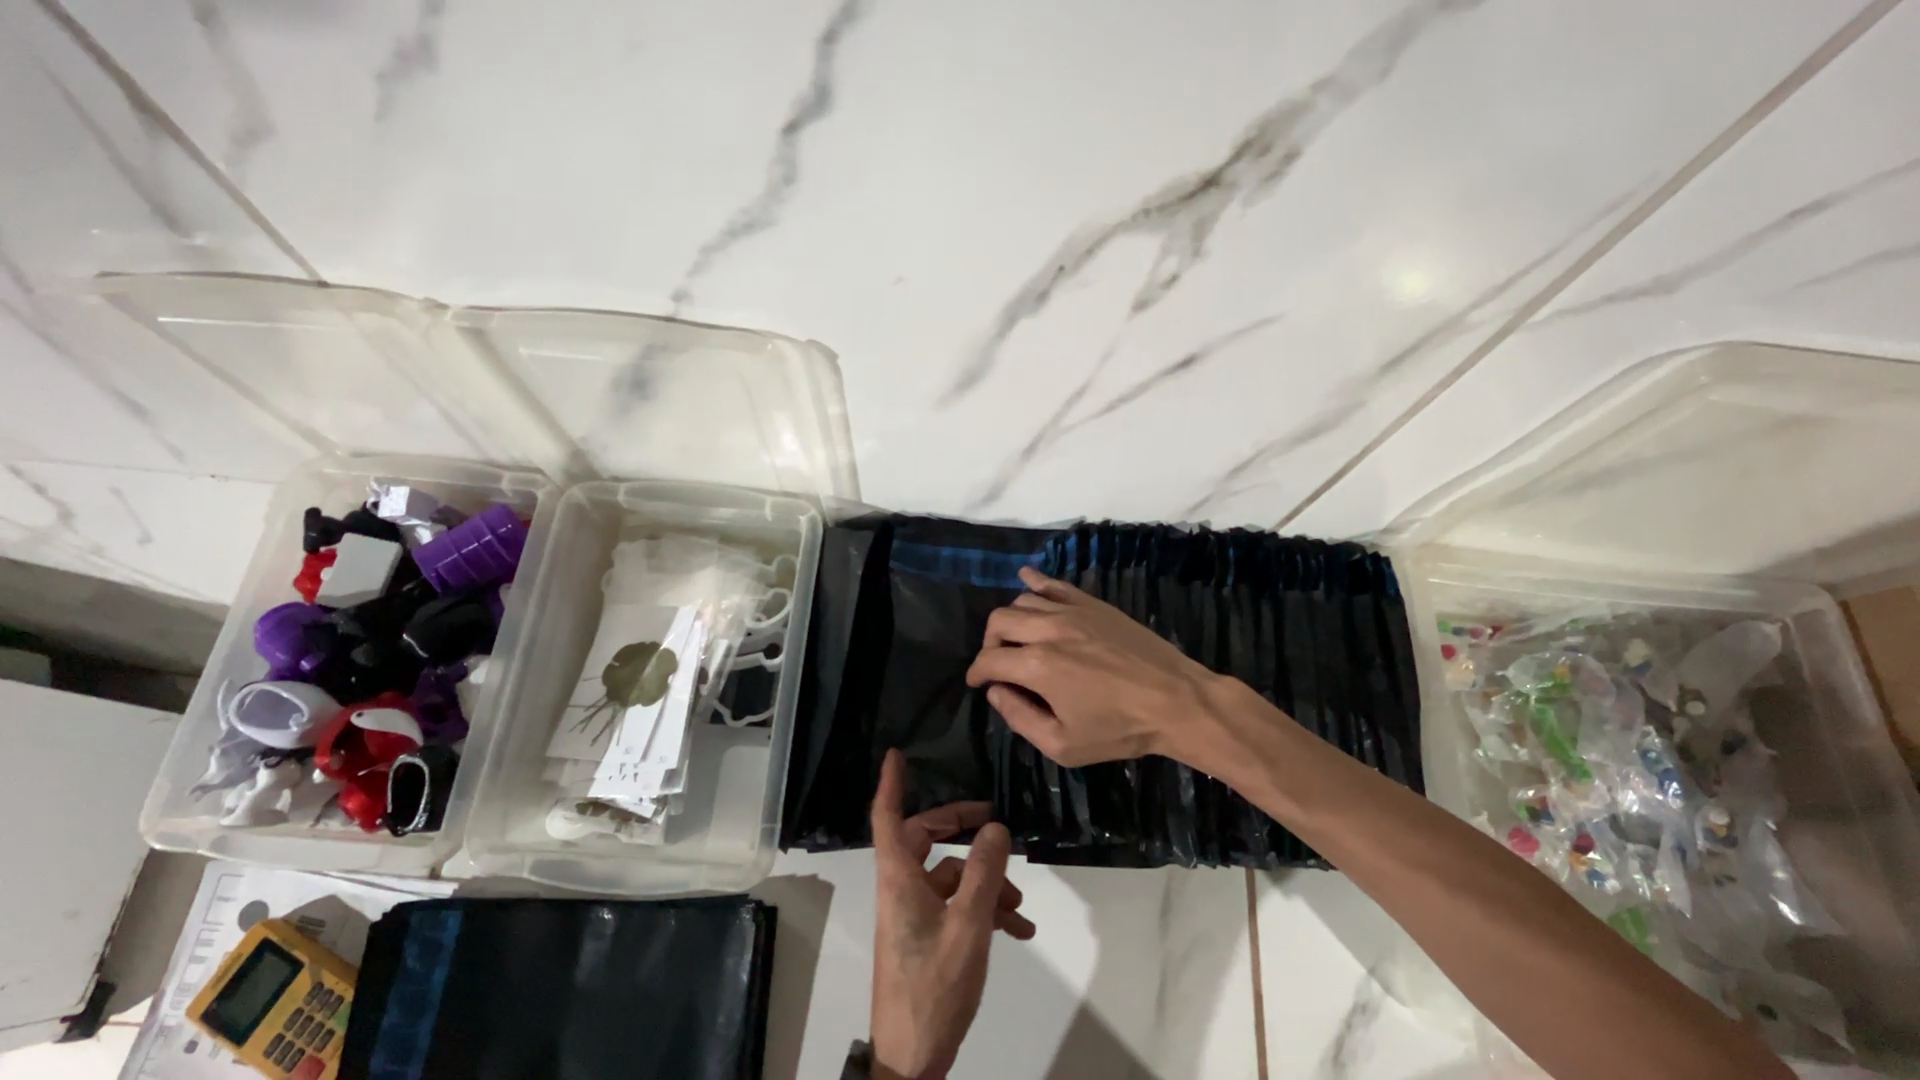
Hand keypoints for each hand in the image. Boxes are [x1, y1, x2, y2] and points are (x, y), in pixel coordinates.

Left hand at [870, 750, 1032, 1078]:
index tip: (898, 755)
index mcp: (899, 879)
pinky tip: (1020, 930)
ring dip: (987, 882)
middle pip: (926, 841)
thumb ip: (985, 874)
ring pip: (950, 878)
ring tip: (1021, 906)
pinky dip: (986, 911)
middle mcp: (902, 890)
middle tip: (994, 822)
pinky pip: (957, 908)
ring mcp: (914, 916)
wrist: (912, 1054)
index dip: (891, 784)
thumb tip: (995, 828)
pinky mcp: (927, 939)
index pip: (887, 818)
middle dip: (961, 829)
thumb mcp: (968, 926)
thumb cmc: (934, 985)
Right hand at [964, 566, 1225, 767]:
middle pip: (999, 621)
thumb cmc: (1120, 729)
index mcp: (1037, 665)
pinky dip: (1035, 582)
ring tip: (1018, 639)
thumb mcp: (1063, 745)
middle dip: (989, 644)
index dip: (976, 674)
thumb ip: (1020, 719)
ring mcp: (1073, 612)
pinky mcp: (1094, 604)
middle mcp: (1048, 629)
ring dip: (1012, 619)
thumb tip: (997, 693)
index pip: (989, 660)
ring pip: (1024, 600)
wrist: (1176, 700)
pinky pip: (1055, 584)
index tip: (977, 684)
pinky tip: (1026, 581)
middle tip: (998, 663)